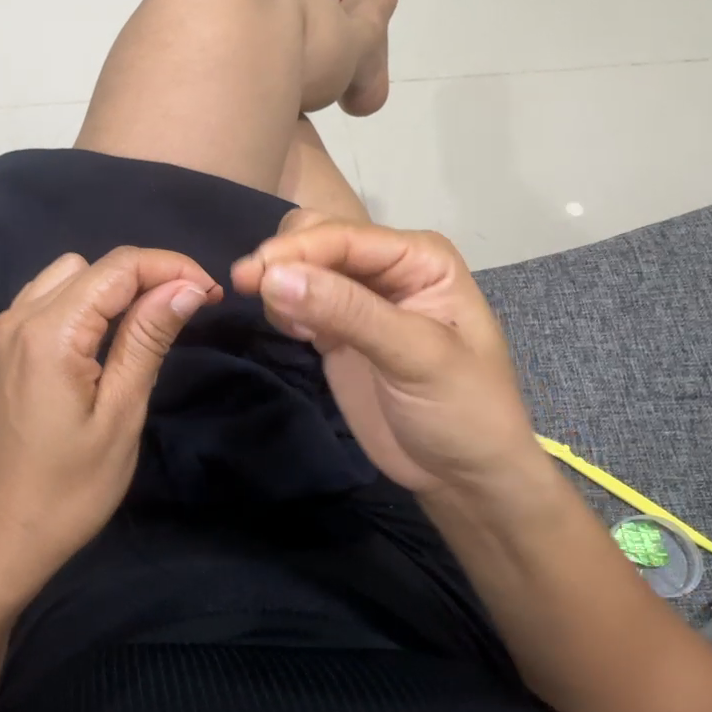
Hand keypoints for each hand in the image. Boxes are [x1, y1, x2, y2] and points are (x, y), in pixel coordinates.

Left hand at [0, 247, 220, 608]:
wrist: (7, 535)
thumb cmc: (71, 489)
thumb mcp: (120, 413)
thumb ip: (148, 340)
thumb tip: (187, 286)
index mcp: (48, 332)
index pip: (117, 267)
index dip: (171, 268)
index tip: (212, 292)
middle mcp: (18, 318)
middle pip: (92, 265)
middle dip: (145, 275)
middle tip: (188, 309)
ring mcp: (4, 332)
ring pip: (66, 275)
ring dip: (112, 287)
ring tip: (151, 321)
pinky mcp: (2, 349)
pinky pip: (46, 299)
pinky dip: (83, 302)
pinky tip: (106, 334)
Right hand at [231, 213, 546, 494]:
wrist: (461, 475)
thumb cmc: (461, 411)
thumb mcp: (415, 357)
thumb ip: (347, 312)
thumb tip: (273, 278)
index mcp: (418, 258)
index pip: (343, 237)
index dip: (294, 251)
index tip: (249, 278)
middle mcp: (386, 267)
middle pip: (315, 238)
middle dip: (280, 258)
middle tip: (250, 290)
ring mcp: (359, 298)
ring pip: (299, 265)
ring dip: (277, 282)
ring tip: (281, 321)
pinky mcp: (334, 329)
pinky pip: (295, 300)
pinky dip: (281, 307)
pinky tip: (292, 333)